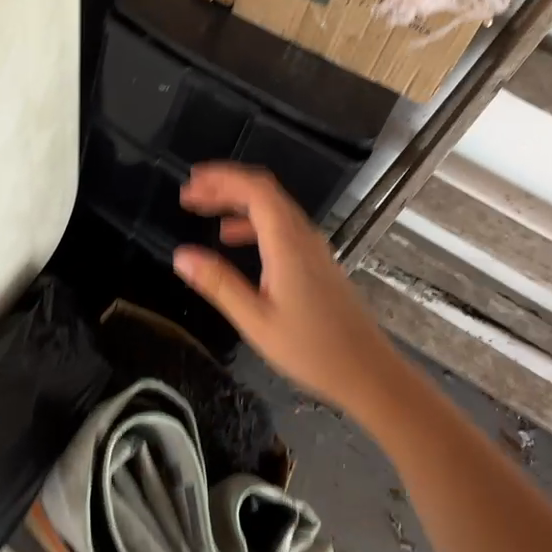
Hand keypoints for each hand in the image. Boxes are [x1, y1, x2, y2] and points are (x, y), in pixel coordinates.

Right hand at [173, 163, 406, 414]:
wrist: (369, 374)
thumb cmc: (312, 350)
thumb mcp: (256, 321)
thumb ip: (219, 284)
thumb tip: (182, 255)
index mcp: (287, 243)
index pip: (255, 190)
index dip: (222, 178)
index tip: (191, 183)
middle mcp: (303, 236)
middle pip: (263, 191)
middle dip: (224, 185)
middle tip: (189, 193)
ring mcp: (314, 248)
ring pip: (273, 207)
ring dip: (236, 202)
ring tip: (203, 211)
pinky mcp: (318, 262)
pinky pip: (281, 225)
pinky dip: (252, 221)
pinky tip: (232, 239)